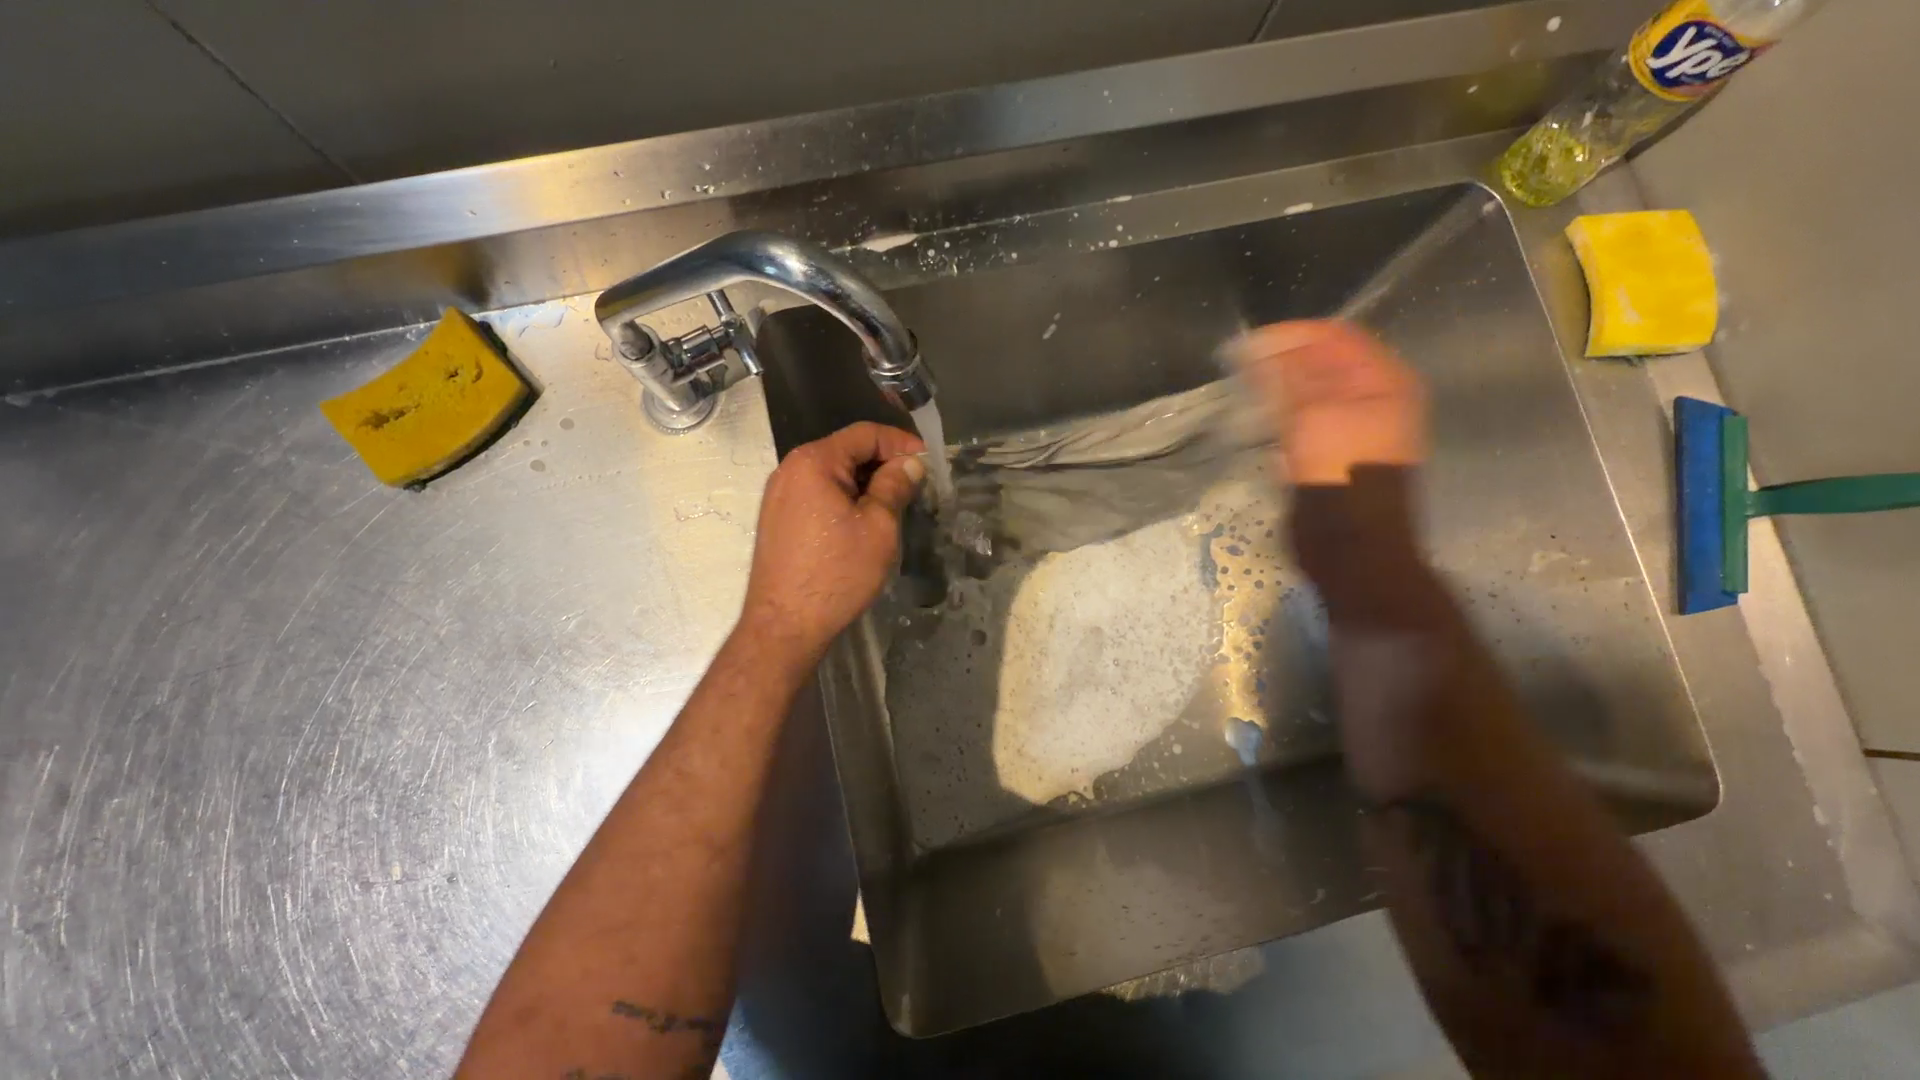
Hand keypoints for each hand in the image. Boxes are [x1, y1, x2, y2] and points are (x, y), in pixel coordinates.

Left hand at [739, 422, 926, 661]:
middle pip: (846, 451)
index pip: (864, 434)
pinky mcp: (778, 520)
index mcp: (813, 462)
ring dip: (865, 484)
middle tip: (915, 486)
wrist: (785, 625)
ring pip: (832, 475)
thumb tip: (910, 463)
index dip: (900, 442)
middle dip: (883, 463)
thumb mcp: (878, 527)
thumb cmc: (836, 574)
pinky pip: (818, 495)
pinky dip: (844, 500)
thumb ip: (894, 486)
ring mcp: (779, 495)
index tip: (928, 461)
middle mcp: (790, 470)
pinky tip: (864, 522)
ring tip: (895, 506)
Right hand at [1225, 320, 1427, 484]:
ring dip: (1279, 389)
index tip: (1247, 345)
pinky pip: (1306, 419)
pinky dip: (1283, 415)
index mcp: (1384, 380)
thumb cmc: (1340, 475)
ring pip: (1311, 392)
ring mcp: (1356, 425)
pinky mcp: (1335, 450)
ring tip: (1243, 391)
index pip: (1334, 336)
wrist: (1353, 543)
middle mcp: (1376, 396)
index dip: (1291, 335)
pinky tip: (1258, 418)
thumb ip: (1287, 379)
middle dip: (1282, 362)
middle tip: (1240, 367)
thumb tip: (1257, 350)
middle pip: (1323, 362)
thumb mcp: (1313, 418)